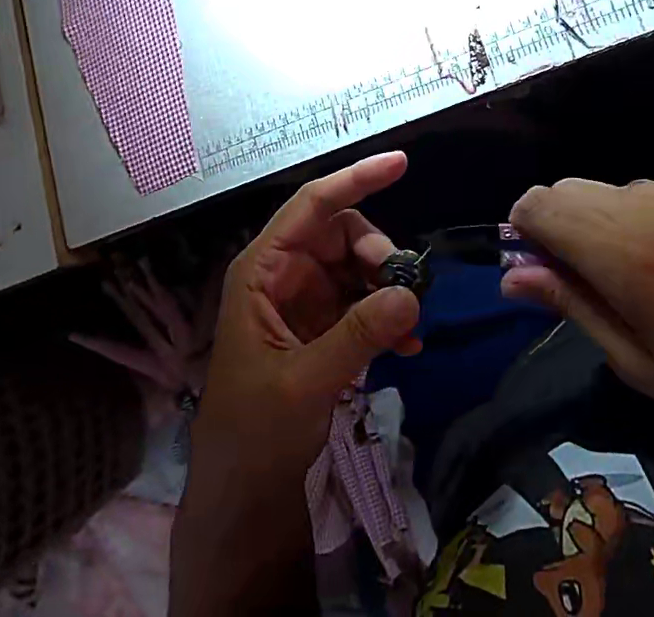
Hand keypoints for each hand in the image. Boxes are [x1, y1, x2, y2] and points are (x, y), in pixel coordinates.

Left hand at [172, 152, 421, 615]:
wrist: (242, 492)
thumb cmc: (253, 431)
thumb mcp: (304, 382)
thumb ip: (357, 335)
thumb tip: (409, 291)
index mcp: (261, 270)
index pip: (310, 207)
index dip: (353, 180)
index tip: (400, 163)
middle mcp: (283, 275)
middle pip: (340, 233)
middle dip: (377, 252)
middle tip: (404, 289)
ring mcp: (304, 302)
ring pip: (356, 268)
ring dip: (388, 287)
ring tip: (411, 327)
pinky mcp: (323, 330)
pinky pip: (363, 304)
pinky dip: (388, 315)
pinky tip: (409, 345)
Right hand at [504, 172, 653, 458]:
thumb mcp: (644, 365)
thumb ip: (571, 306)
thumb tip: (512, 277)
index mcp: (633, 256)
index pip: (539, 205)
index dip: (526, 230)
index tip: (545, 266)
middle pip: (571, 189)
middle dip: (567, 227)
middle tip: (601, 279)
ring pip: (616, 190)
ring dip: (614, 222)